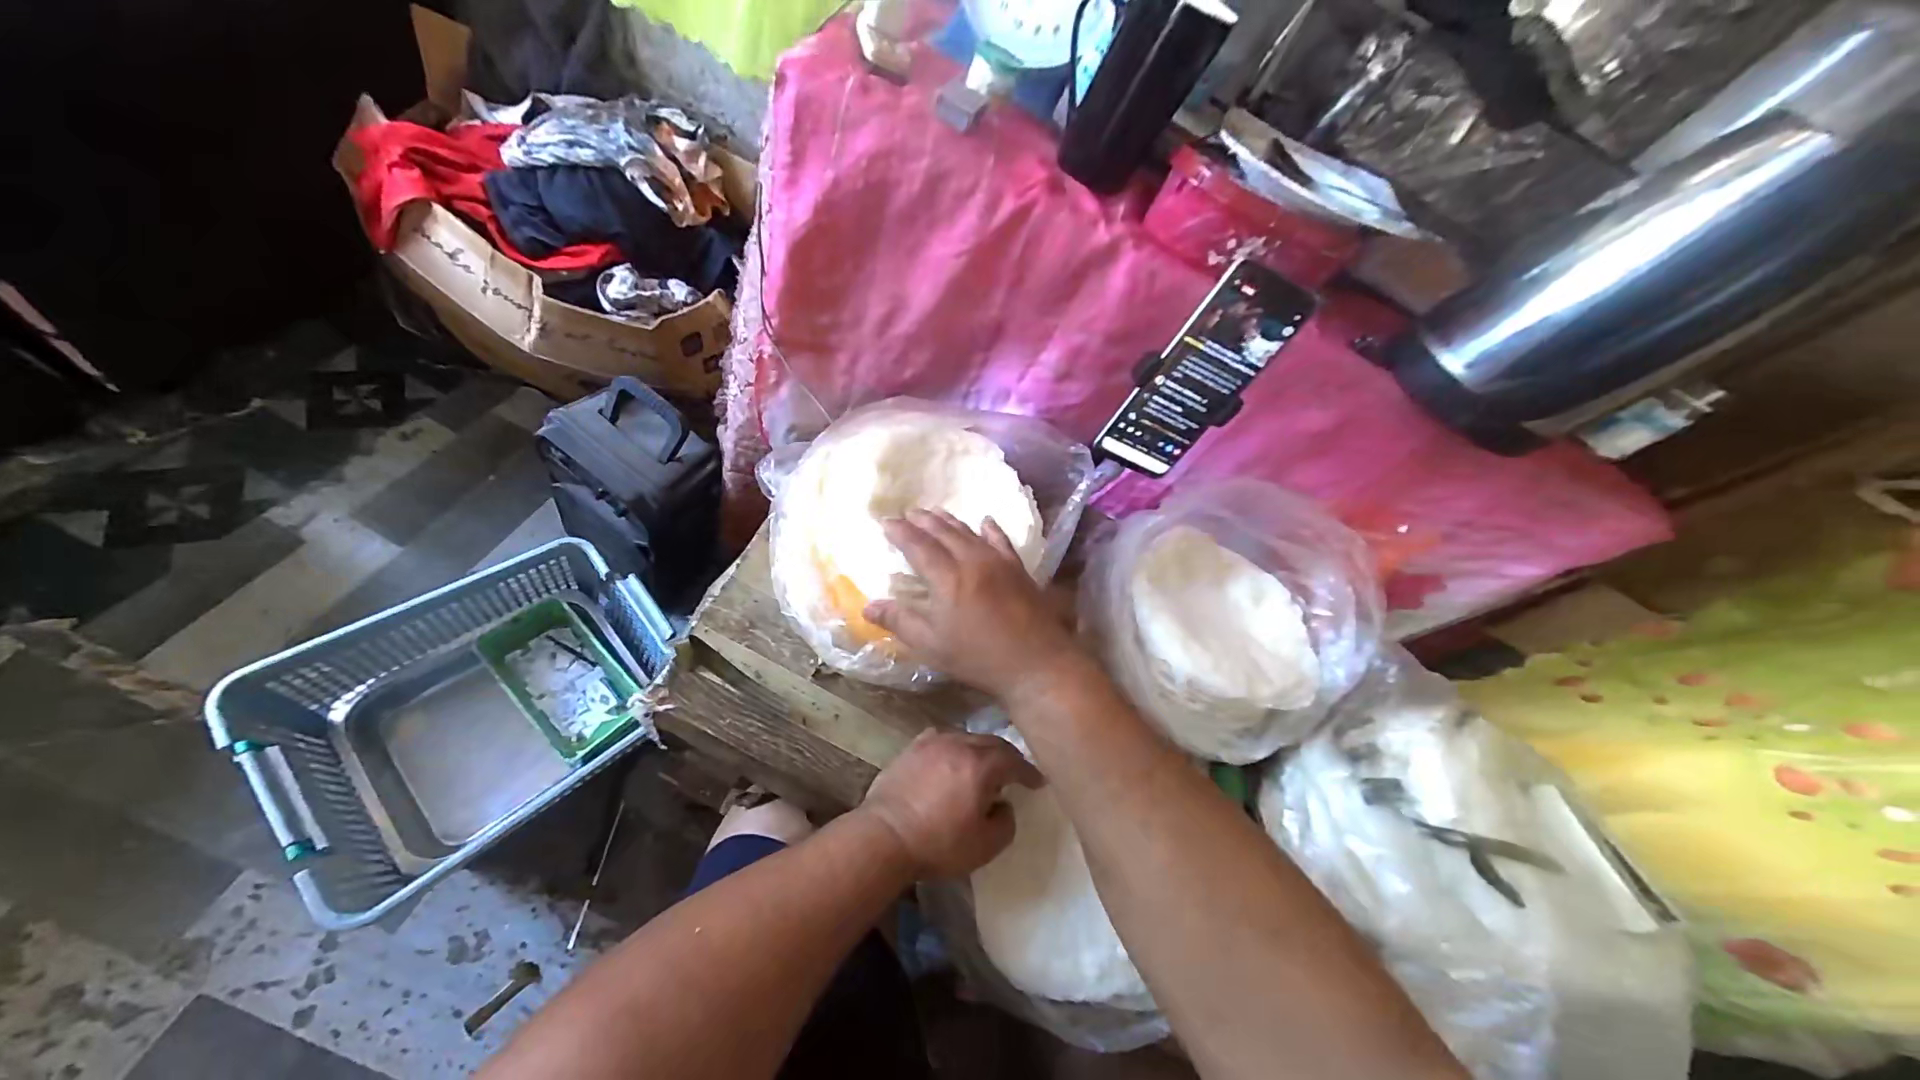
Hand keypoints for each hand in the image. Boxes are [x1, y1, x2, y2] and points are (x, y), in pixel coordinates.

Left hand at [859, 729, 1044, 878]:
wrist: (884, 837)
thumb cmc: (939, 844)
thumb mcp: (986, 845)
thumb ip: (1006, 821)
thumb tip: (1003, 804)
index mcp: (981, 764)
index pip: (1014, 760)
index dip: (1028, 771)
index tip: (1037, 781)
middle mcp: (958, 744)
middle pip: (991, 743)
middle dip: (1007, 757)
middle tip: (1014, 772)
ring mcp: (931, 743)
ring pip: (965, 737)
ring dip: (979, 749)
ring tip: (982, 765)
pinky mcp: (910, 749)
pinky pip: (941, 740)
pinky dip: (953, 747)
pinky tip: (950, 759)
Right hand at [864, 509, 1086, 700]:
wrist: (1036, 663)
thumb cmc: (978, 658)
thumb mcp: (931, 645)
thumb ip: (900, 621)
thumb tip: (868, 606)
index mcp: (947, 577)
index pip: (917, 545)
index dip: (900, 532)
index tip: (885, 522)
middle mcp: (972, 560)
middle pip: (943, 532)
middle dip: (922, 520)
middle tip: (908, 512)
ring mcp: (999, 562)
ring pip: (969, 532)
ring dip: (949, 521)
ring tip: (935, 512)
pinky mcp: (1018, 569)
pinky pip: (1000, 540)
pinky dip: (989, 529)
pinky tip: (985, 522)